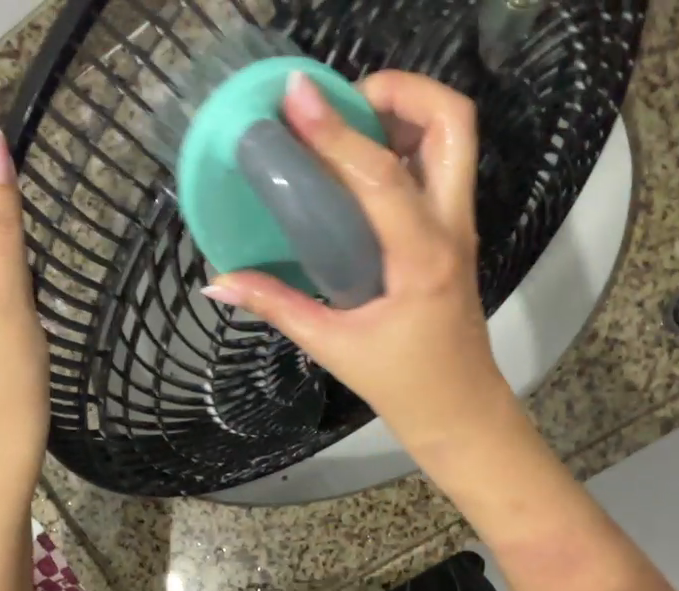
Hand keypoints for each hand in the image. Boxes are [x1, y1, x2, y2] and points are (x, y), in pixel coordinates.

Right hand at [200, 71, 520, 455]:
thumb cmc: (402, 385)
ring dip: (405, 112)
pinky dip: (404, 142)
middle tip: (341, 104)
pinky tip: (358, 162)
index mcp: (422, 260)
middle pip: (450, 124)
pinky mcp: (455, 231)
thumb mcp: (332, 347)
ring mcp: (459, 226)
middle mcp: (451, 229)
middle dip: (399, 93)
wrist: (460, 409)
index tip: (294, 99)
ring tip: (346, 123)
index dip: (336, 133)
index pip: (382, 176)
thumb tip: (217, 283)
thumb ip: (276, 306)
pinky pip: (439, 164)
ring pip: (453, 137)